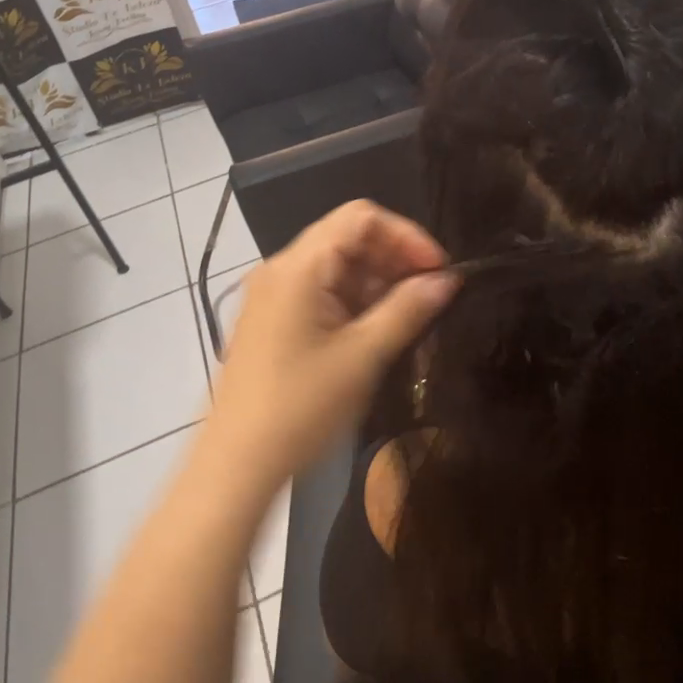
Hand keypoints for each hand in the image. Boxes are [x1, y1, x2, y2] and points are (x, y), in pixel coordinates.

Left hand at [203, 201, 459, 485]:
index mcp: (298, 266)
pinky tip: (378, 331)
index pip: (361, 217)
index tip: (438, 271)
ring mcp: (273, 294)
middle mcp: (281, 268)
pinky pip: (321, 291)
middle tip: (430, 295)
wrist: (235, 466)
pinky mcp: (273, 320)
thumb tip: (447, 280)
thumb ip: (408, 310)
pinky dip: (354, 301)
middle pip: (348, 237)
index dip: (406, 235)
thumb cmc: (300, 408)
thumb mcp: (363, 357)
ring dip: (378, 282)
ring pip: (337, 266)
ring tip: (411, 317)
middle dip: (394, 259)